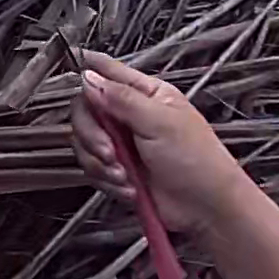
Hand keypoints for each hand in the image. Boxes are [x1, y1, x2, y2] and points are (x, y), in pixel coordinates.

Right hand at [70, 52, 248, 232]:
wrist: (207, 210)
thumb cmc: (200, 162)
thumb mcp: (160, 122)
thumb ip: (122, 98)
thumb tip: (90, 78)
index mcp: (144, 94)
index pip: (107, 71)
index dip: (87, 69)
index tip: (71, 68)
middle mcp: (129, 114)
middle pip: (85, 109)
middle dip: (91, 133)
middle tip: (108, 149)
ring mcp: (121, 142)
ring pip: (84, 140)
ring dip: (100, 162)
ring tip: (124, 174)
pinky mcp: (116, 167)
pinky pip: (91, 166)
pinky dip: (106, 179)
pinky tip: (129, 186)